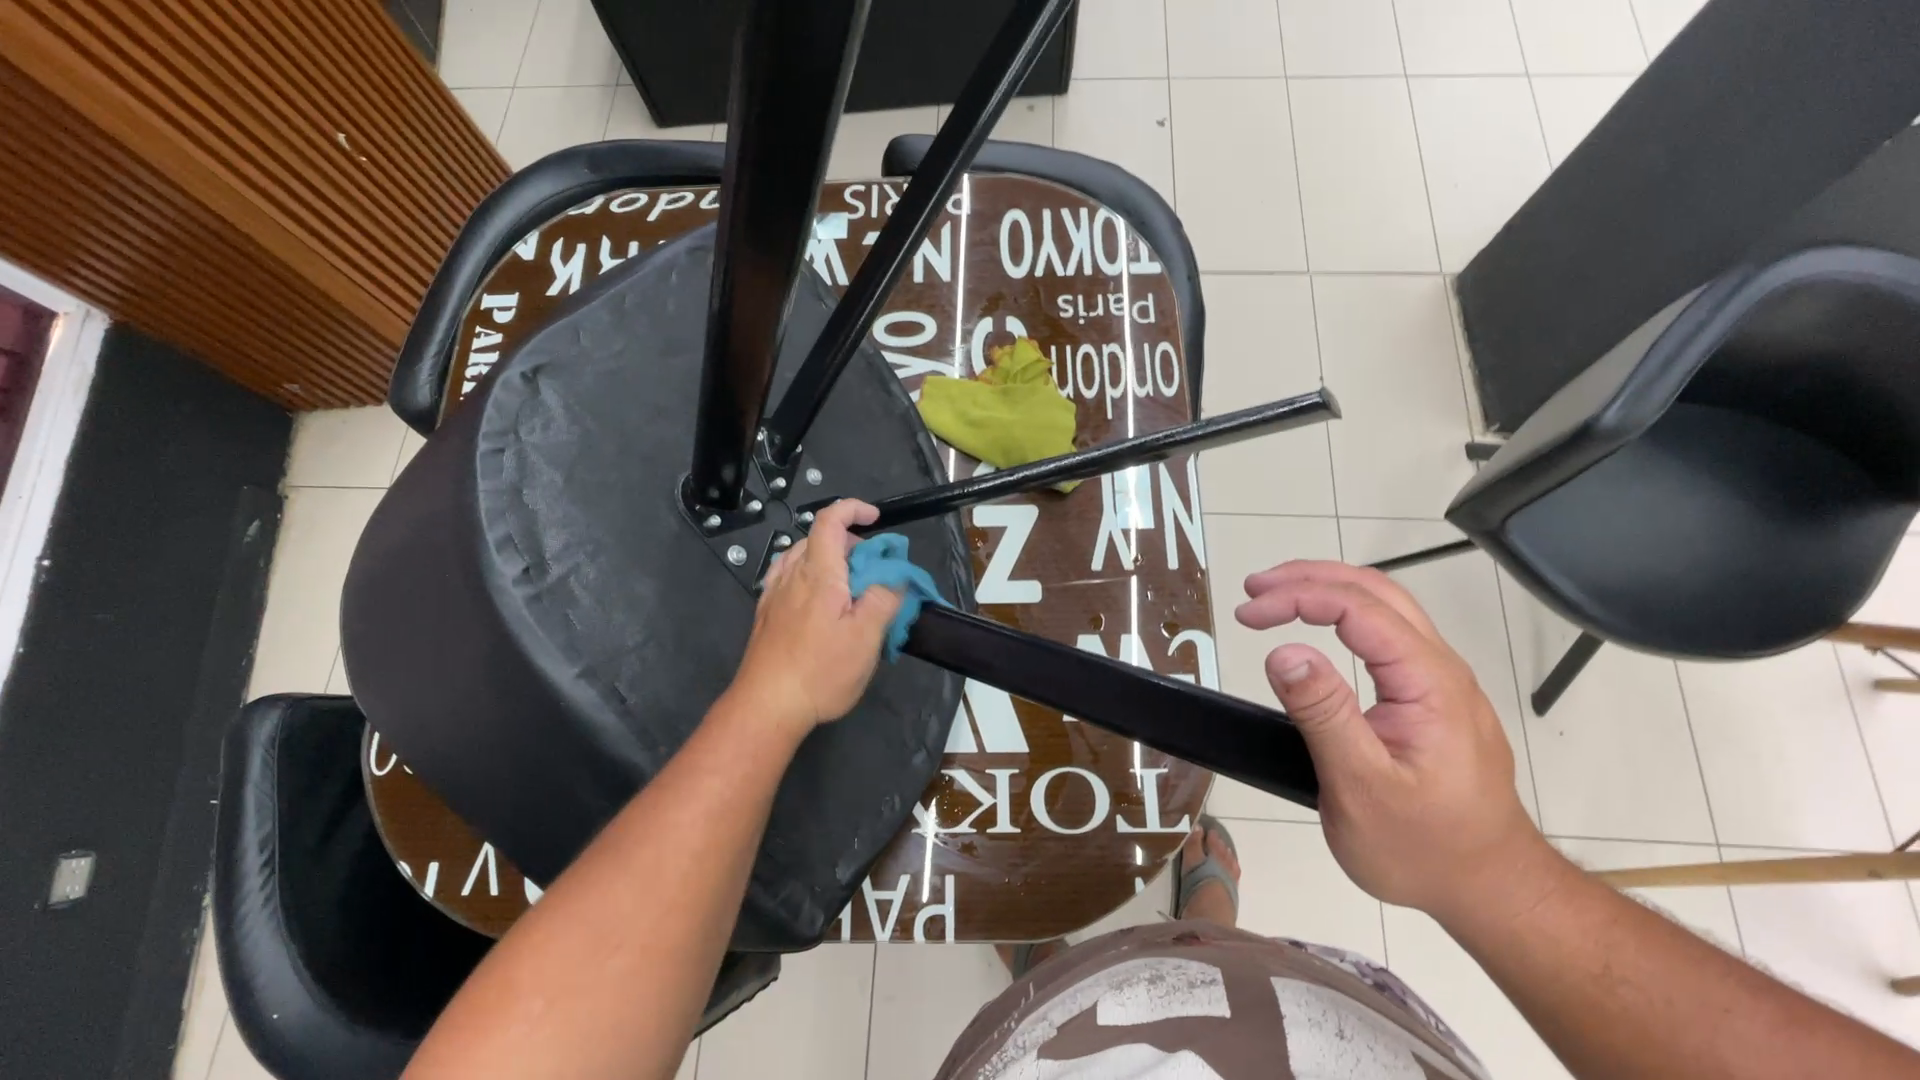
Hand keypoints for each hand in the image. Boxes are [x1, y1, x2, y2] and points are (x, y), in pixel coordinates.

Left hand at [727, 499, 902, 735]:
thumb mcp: (866, 637)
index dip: (853, 509)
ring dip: (830, 561)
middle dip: (850, 543)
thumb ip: (884, 599)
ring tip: (851, 588)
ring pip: (802, 558)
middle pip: (819, 539)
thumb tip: (895, 576)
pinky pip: (789, 578)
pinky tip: (821, 603)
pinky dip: (811, 577)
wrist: (767, 706)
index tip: (876, 520)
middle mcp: (791, 575)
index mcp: (818, 574)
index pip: (830, 520)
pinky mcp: (767, 615)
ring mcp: (774, 595)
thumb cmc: (820, 672)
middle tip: (875, 570)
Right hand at [1235, 561, 1553, 921]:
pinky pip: (1388, 635)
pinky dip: (1343, 616)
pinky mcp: (1433, 699)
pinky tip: (1318, 628)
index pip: (1358, 609)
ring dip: (1328, 591)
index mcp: (1429, 682)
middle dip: (1310, 578)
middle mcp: (1441, 669)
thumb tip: (1283, 651)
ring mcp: (1441, 683)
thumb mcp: (1361, 787)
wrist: (1489, 888)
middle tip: (1253, 589)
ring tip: (1275, 597)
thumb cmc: (1423, 847)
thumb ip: (1323, 715)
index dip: (1297, 597)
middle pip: (1377, 591)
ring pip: (1386, 608)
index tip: (1247, 614)